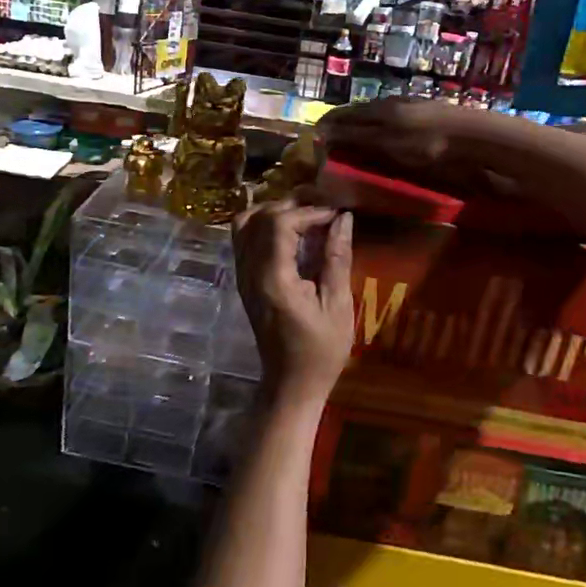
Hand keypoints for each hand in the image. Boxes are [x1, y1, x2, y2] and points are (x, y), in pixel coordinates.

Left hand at [231, 199, 354, 411]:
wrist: (290, 381)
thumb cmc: (320, 350)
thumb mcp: (337, 306)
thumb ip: (336, 258)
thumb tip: (343, 219)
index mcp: (272, 277)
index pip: (278, 224)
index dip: (308, 211)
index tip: (336, 213)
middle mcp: (249, 269)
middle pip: (259, 217)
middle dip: (291, 204)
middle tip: (324, 206)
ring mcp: (241, 272)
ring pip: (245, 222)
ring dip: (274, 210)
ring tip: (307, 214)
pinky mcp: (242, 277)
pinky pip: (244, 237)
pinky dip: (264, 223)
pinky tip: (291, 230)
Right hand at [318, 98, 528, 199]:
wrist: (480, 137)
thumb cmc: (428, 144)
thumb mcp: (386, 143)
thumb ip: (354, 138)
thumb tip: (320, 134)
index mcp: (376, 108)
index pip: (340, 114)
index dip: (325, 126)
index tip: (312, 140)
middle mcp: (389, 102)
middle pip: (357, 113)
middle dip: (342, 126)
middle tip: (331, 144)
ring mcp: (411, 106)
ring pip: (376, 116)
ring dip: (362, 128)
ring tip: (356, 144)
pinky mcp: (428, 114)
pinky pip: (394, 121)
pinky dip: (381, 131)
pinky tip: (387, 141)